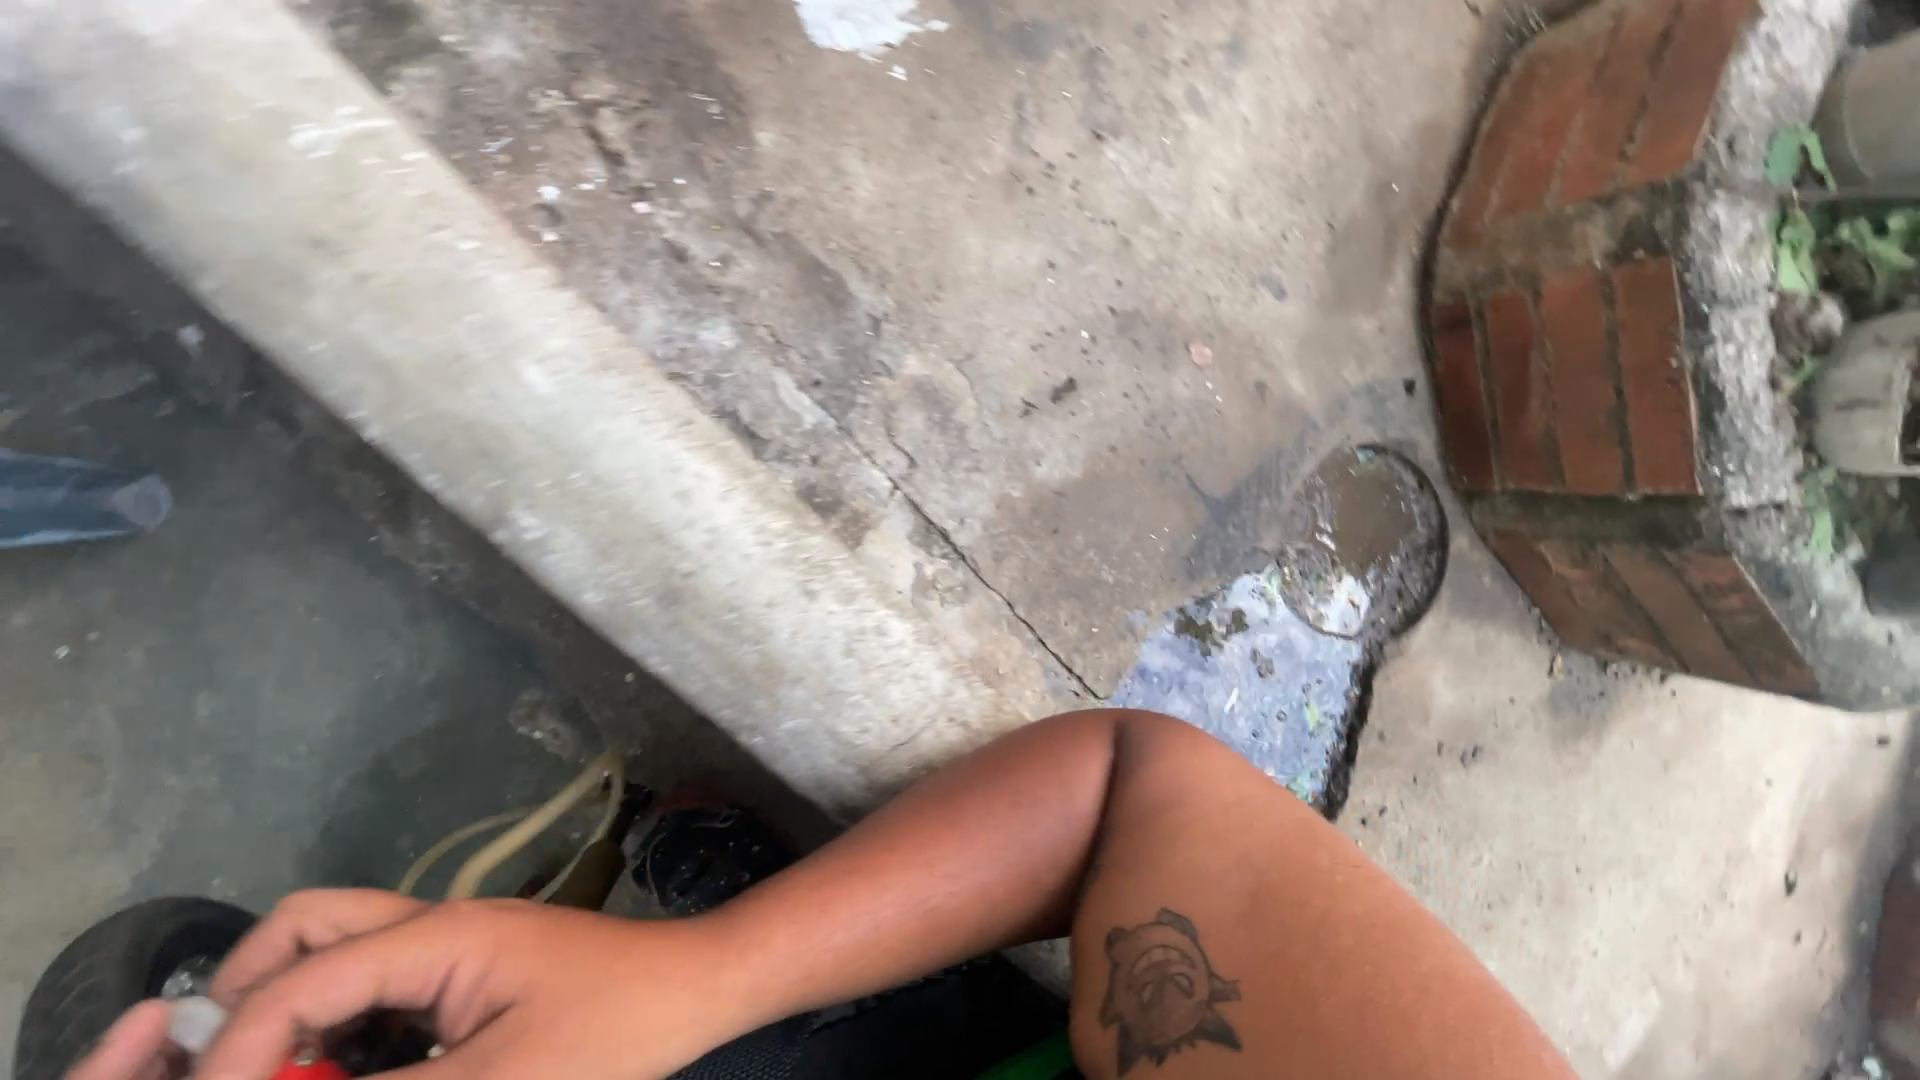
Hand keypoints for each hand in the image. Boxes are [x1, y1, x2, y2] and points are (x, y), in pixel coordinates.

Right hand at [67, 889, 760, 1079]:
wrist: (693, 986)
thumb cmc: (612, 1029)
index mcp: (438, 937)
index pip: (296, 980)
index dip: (238, 1055)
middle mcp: (438, 925)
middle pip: (308, 929)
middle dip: (250, 1003)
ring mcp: (458, 942)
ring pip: (343, 952)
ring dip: (298, 1015)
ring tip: (300, 1079)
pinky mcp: (475, 969)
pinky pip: (384, 984)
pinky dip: (347, 1025)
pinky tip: (356, 1072)